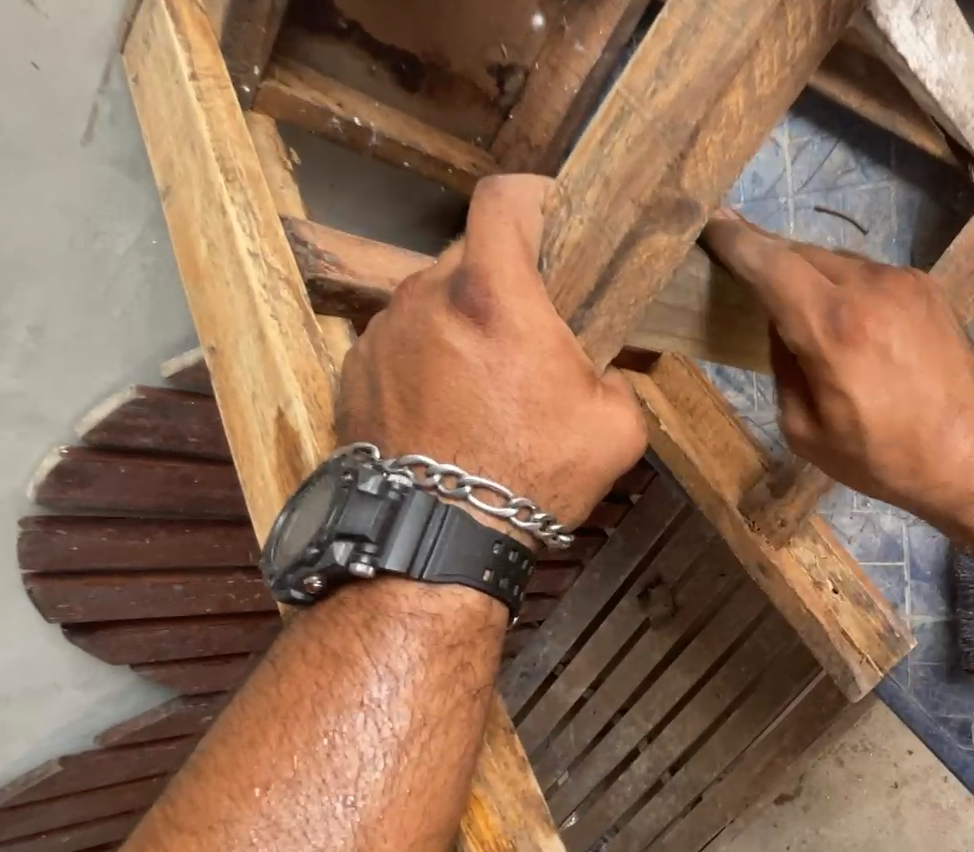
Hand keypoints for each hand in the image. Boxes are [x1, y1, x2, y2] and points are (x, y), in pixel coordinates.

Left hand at [338, 175, 646, 536]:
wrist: (440, 534)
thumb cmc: (536, 473)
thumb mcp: (618, 428)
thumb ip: (616, 378)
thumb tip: (597, 372)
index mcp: (497, 296)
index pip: (503, 199)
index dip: (535, 196)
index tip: (558, 217)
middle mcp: (428, 295)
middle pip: (471, 254)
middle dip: (508, 280)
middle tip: (536, 329)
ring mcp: (383, 331)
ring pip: (434, 298)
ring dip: (467, 321)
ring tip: (492, 380)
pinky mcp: (355, 368)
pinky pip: (402, 339)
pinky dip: (431, 355)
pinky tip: (452, 406)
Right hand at [701, 211, 973, 518]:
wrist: (972, 453)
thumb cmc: (884, 458)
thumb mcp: (807, 432)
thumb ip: (783, 367)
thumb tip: (781, 327)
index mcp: (832, 328)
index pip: (769, 263)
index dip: (735, 241)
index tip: (712, 225)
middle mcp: (868, 288)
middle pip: (800, 254)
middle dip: (772, 263)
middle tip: (754, 280)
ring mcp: (903, 281)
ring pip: (838, 262)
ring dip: (814, 280)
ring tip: (813, 319)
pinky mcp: (927, 286)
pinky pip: (871, 275)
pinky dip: (851, 290)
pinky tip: (858, 328)